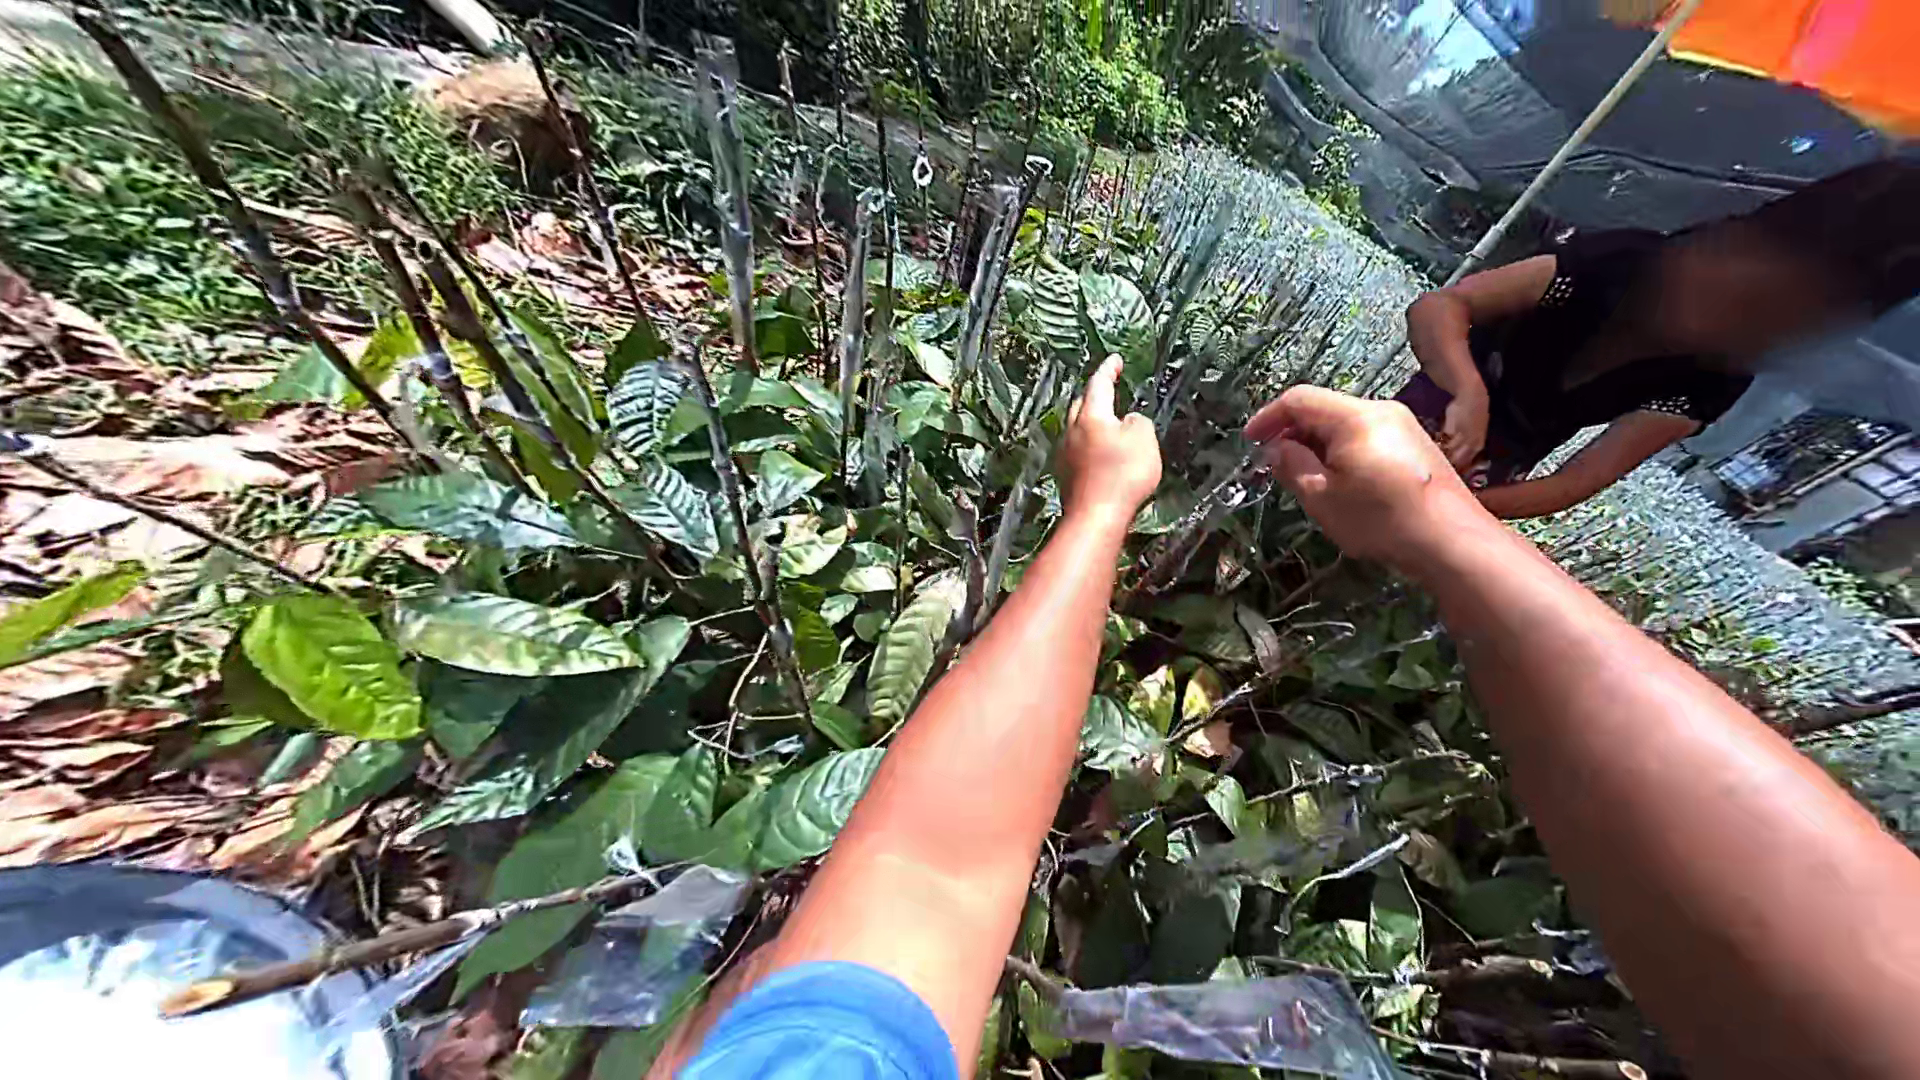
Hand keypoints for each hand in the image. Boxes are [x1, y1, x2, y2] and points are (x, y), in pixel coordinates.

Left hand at [1062, 354, 1161, 522]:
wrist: (1096, 516)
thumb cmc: (1122, 474)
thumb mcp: (1144, 438)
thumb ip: (1137, 421)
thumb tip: (1126, 422)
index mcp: (1090, 416)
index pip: (1098, 383)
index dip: (1108, 369)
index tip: (1115, 360)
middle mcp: (1072, 431)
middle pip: (1081, 404)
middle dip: (1094, 393)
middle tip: (1108, 387)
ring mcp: (1065, 454)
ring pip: (1077, 428)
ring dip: (1091, 420)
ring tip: (1107, 420)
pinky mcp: (1066, 475)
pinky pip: (1078, 449)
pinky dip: (1089, 443)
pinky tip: (1100, 452)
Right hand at [1244, 386, 1494, 577]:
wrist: (1452, 541)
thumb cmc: (1380, 519)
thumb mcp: (1321, 497)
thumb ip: (1292, 465)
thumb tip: (1277, 448)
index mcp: (1355, 417)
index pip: (1299, 399)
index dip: (1268, 417)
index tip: (1249, 442)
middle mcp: (1380, 410)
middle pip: (1322, 408)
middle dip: (1290, 432)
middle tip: (1271, 463)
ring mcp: (1401, 425)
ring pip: (1341, 423)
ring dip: (1312, 443)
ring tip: (1299, 474)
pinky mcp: (1412, 444)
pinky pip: (1362, 435)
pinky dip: (1336, 449)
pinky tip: (1333, 478)